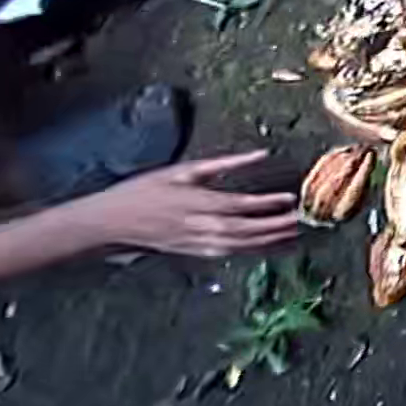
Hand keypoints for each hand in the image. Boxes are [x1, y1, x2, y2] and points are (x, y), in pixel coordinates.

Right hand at [80, 149, 300, 256]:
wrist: (101, 223)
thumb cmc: (143, 191)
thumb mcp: (183, 171)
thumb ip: (226, 163)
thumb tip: (263, 152)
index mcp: (195, 203)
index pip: (238, 204)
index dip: (266, 203)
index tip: (292, 197)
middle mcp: (196, 225)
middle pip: (241, 228)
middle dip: (274, 225)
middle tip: (303, 219)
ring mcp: (192, 241)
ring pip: (236, 243)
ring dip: (268, 240)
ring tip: (296, 233)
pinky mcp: (190, 250)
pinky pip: (226, 252)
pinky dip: (251, 250)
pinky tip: (273, 246)